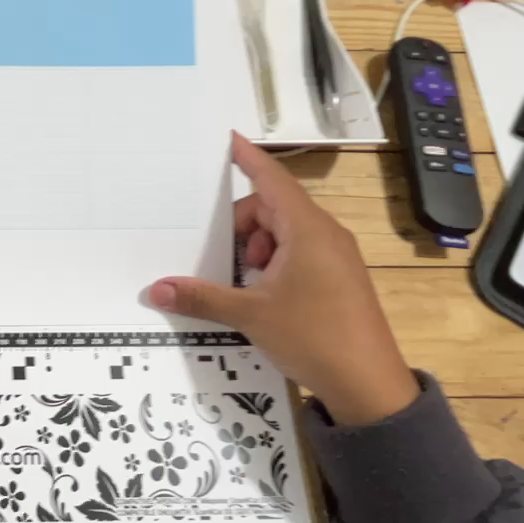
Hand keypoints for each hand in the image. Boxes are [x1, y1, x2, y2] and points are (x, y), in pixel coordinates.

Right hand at [149, 133, 419, 424]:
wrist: (368, 384)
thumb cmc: (313, 337)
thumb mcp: (249, 315)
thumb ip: (201, 297)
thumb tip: (156, 289)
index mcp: (306, 231)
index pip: (271, 180)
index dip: (248, 159)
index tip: (228, 139)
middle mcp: (324, 235)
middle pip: (272, 208)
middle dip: (243, 227)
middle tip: (227, 262)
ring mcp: (334, 256)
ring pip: (284, 232)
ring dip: (258, 250)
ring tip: (247, 285)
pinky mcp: (337, 276)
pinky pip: (298, 252)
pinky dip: (274, 264)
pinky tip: (263, 295)